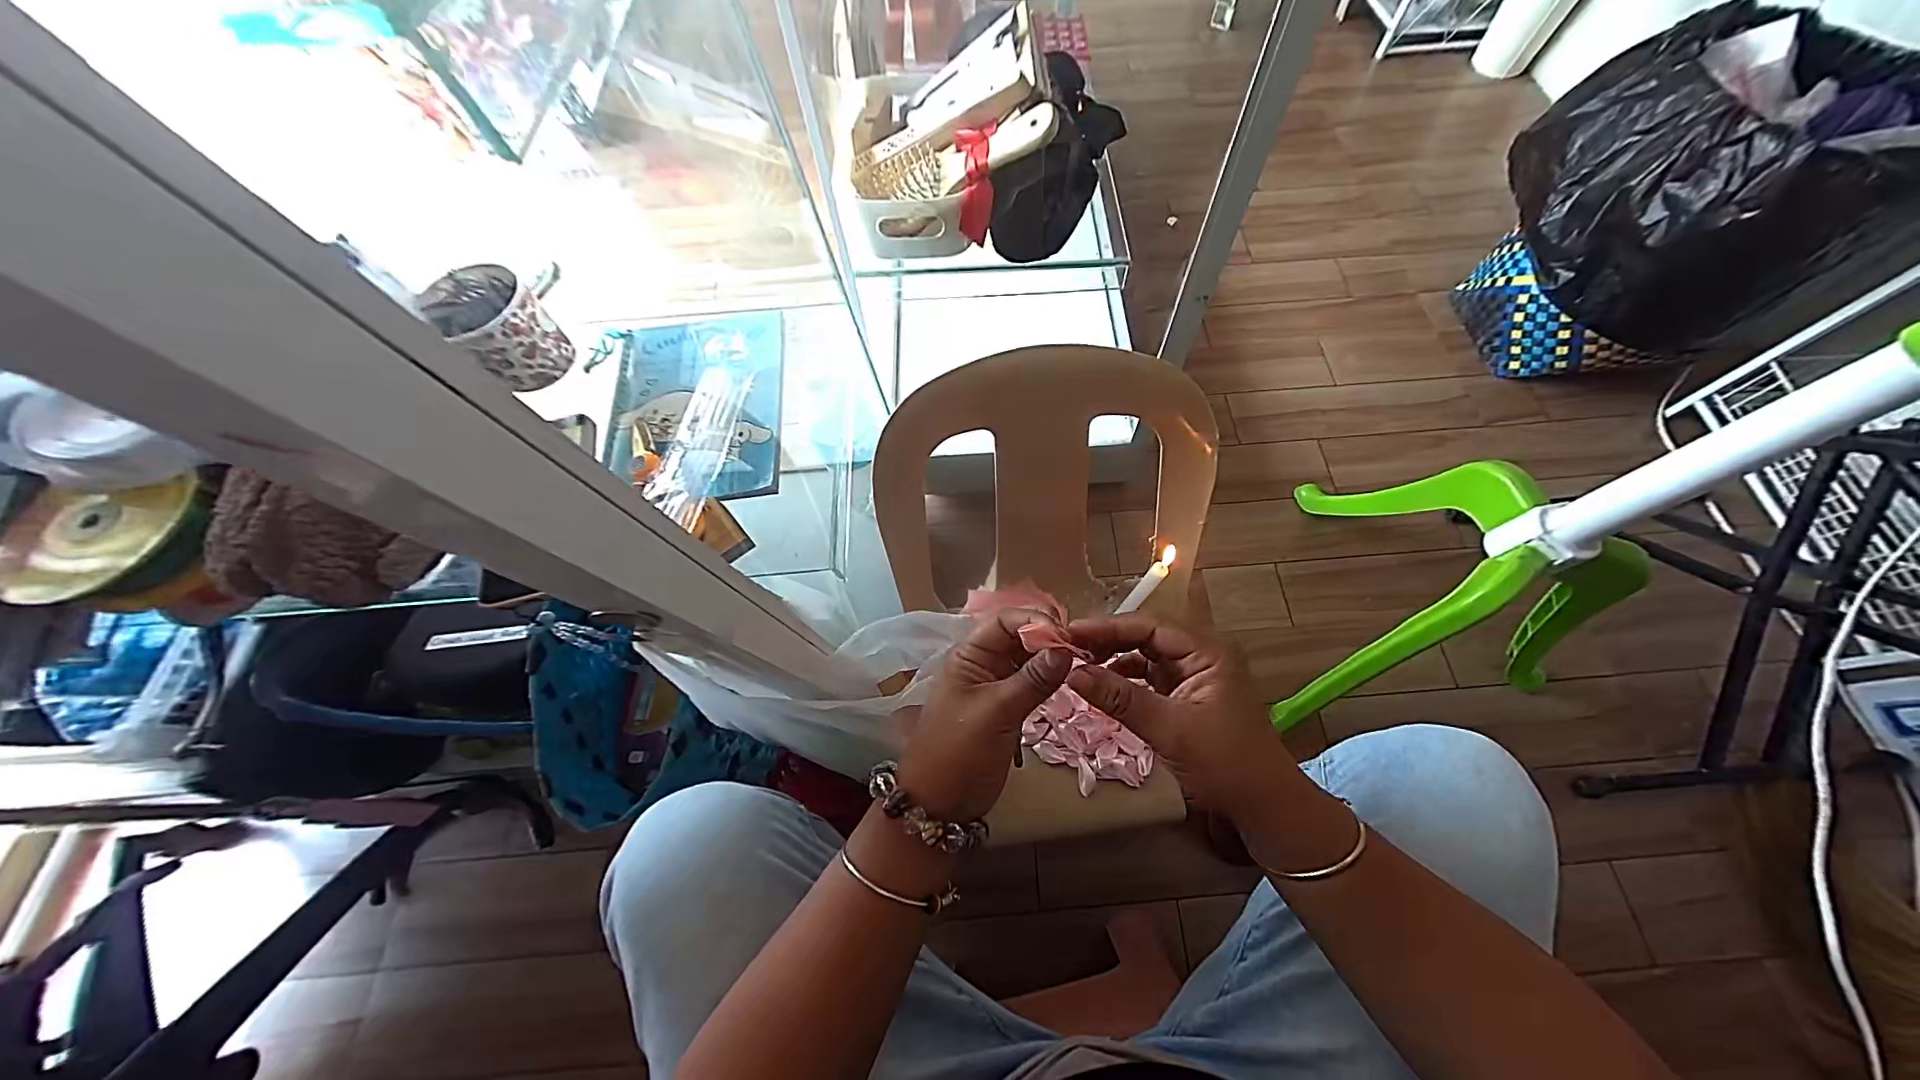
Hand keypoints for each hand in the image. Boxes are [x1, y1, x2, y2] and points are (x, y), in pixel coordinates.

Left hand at [894, 608, 1073, 821]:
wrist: (940, 802)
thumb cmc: (959, 752)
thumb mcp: (997, 713)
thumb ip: (1032, 680)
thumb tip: (1065, 650)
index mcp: (969, 656)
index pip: (1004, 621)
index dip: (1035, 621)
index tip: (1066, 636)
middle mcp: (982, 664)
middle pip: (1019, 636)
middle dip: (1048, 637)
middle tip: (1082, 650)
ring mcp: (995, 685)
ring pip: (1028, 658)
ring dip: (1052, 657)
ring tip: (1082, 662)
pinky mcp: (1007, 706)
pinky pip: (1031, 682)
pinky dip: (1049, 678)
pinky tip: (1069, 681)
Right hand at [1064, 615, 1305, 822]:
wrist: (1264, 806)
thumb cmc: (1225, 764)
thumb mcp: (1168, 729)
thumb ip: (1119, 698)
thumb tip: (1073, 673)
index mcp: (1208, 651)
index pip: (1149, 626)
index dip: (1107, 627)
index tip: (1070, 633)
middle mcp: (1201, 654)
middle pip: (1145, 635)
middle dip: (1107, 641)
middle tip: (1068, 648)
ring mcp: (1194, 674)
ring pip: (1144, 655)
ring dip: (1112, 659)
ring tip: (1078, 665)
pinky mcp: (1186, 694)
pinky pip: (1148, 676)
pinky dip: (1123, 679)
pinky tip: (1101, 686)